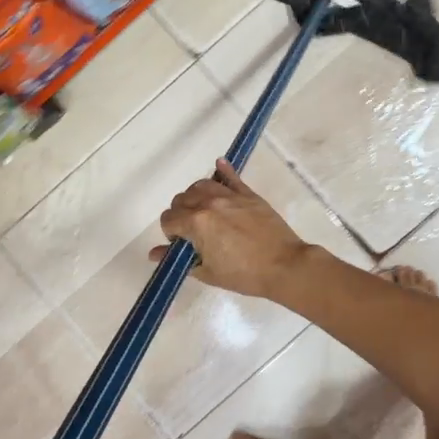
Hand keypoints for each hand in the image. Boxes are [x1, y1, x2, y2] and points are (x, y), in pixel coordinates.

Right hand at [155, 159, 312, 297]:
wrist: (283, 265)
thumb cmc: (244, 274)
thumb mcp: (207, 272)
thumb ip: (178, 259)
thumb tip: (154, 254)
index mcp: (196, 223)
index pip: (168, 219)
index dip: (170, 233)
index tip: (181, 244)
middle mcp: (209, 203)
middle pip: (181, 199)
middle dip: (179, 215)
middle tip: (192, 232)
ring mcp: (230, 195)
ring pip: (201, 185)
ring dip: (195, 196)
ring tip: (202, 211)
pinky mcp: (248, 194)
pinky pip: (231, 176)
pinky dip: (223, 170)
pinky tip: (219, 164)